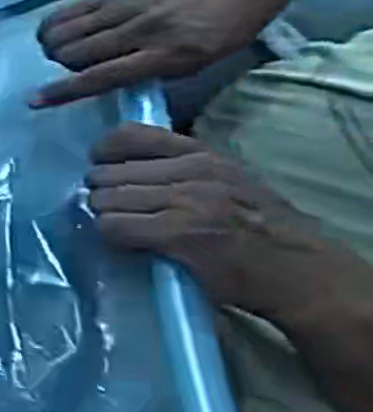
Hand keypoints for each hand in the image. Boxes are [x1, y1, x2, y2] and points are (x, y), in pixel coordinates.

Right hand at [32, 0, 315, 106]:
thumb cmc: (231, 22)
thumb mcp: (205, 57)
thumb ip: (154, 70)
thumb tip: (108, 80)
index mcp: (172, 52)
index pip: (101, 76)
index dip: (64, 91)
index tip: (36, 100)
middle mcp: (142, 31)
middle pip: (72, 54)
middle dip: (61, 66)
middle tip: (70, 67)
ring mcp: (124, 8)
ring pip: (61, 34)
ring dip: (52, 47)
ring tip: (61, 50)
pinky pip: (65, 13)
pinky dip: (52, 26)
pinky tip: (56, 31)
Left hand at [84, 122, 358, 325]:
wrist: (308, 276)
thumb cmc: (256, 226)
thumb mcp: (223, 180)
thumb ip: (171, 163)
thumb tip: (104, 161)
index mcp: (205, 155)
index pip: (127, 136)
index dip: (104, 155)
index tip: (107, 170)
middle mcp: (198, 172)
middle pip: (104, 174)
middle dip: (104, 194)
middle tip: (126, 211)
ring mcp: (189, 202)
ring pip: (103, 200)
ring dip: (108, 216)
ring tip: (134, 227)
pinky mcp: (178, 233)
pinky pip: (111, 226)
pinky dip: (114, 236)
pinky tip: (137, 243)